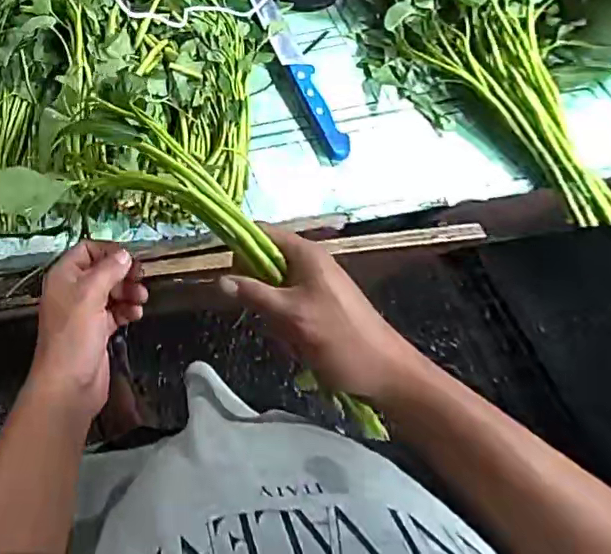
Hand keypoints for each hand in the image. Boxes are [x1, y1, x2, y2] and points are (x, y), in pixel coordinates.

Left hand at [28, 240, 147, 424]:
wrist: (68, 386)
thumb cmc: (74, 335)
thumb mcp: (90, 295)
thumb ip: (108, 270)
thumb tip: (125, 255)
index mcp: (64, 275)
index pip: (87, 250)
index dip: (109, 251)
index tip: (131, 259)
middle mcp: (72, 290)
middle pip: (102, 270)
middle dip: (122, 273)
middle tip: (141, 279)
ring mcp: (84, 311)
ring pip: (111, 291)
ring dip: (128, 291)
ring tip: (141, 299)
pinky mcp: (96, 331)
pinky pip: (114, 312)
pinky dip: (126, 310)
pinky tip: (136, 314)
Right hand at [218, 225, 432, 405]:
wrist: (391, 377)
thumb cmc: (342, 340)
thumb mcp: (292, 316)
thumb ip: (254, 294)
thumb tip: (220, 280)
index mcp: (305, 253)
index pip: (261, 232)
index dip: (239, 246)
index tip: (227, 272)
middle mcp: (310, 262)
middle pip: (264, 260)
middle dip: (256, 288)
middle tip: (259, 312)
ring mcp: (317, 283)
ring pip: (274, 286)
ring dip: (271, 311)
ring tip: (285, 334)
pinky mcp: (321, 304)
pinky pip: (289, 304)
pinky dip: (285, 322)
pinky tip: (295, 343)